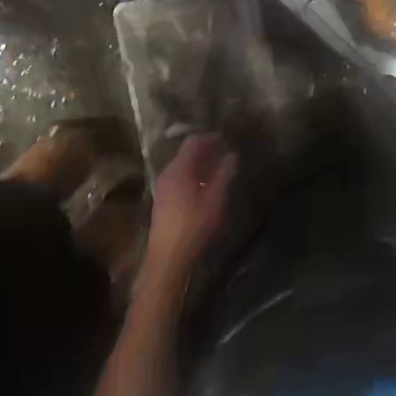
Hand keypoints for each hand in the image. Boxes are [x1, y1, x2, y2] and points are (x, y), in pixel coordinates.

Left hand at [144, 133, 237, 285]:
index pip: (193, 142)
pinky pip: (180, 176)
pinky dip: (194, 172)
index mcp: (178, 170)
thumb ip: (224, 174)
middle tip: (225, 149)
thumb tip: (232, 155)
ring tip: (219, 164)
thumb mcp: (215, 199)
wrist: (169, 257)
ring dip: (200, 162)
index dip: (210, 137)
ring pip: (183, 165)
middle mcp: (167, 174)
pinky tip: (206, 182)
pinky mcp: (164, 199)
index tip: (226, 137)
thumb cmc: (194, 226)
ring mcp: (163, 187)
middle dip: (206, 148)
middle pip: (186, 153)